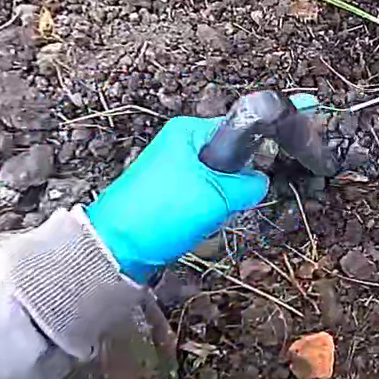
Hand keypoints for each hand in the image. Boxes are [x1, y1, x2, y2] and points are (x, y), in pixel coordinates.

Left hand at [85, 117, 269, 281]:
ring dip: (219, 201)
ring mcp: (170, 168)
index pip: (236, 131)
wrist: (117, 248)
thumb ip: (250, 185)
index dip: (252, 153)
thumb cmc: (161, 212)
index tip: (257, 173)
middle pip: (227, 159)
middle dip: (233, 184)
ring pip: (215, 181)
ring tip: (207, 215)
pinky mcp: (166, 191)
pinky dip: (204, 210)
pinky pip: (200, 196)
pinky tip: (197, 224)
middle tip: (228, 201)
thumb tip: (261, 181)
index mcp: (187, 131)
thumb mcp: (220, 197)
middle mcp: (177, 143)